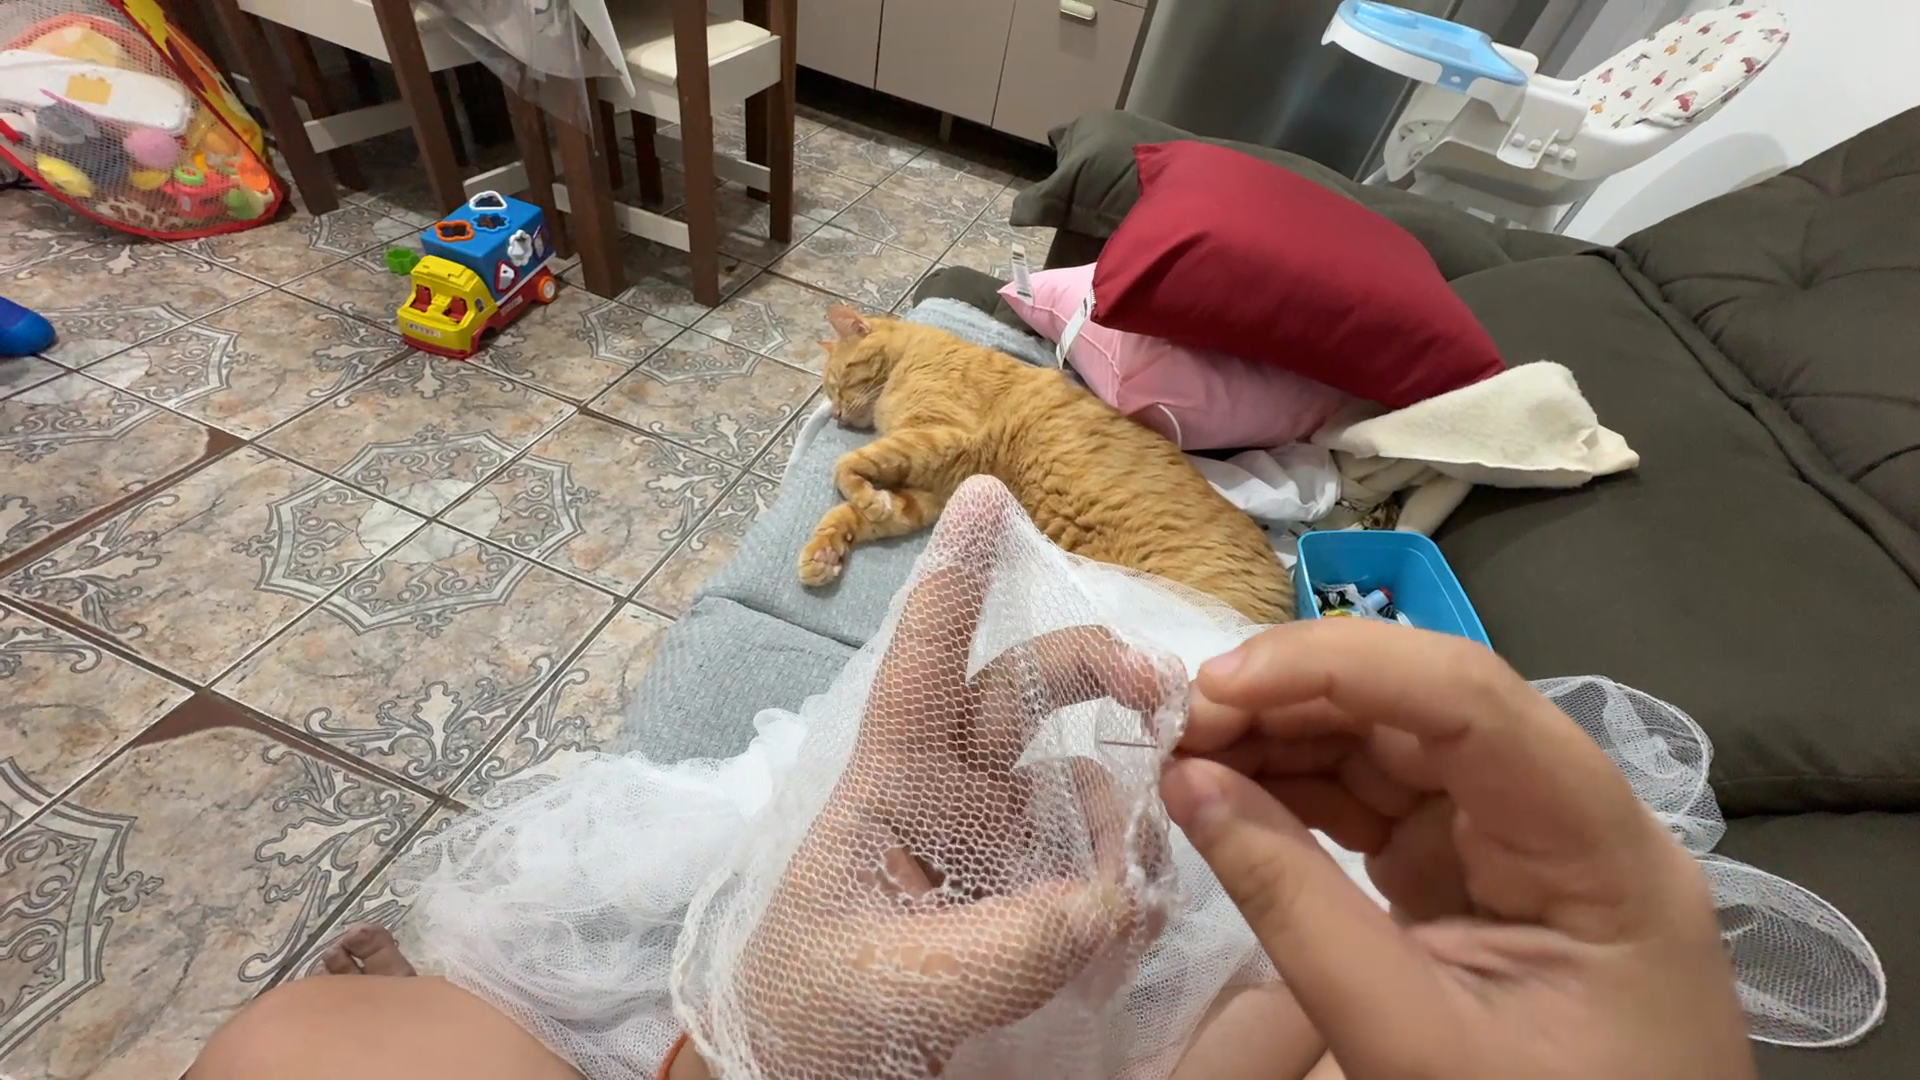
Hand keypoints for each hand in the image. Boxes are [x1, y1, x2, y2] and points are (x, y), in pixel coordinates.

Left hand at [729, 481, 1186, 1078]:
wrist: (814, 1070)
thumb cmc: (812, 1007)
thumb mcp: (894, 982)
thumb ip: (1010, 944)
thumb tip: (1119, 896)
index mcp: (891, 778)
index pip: (922, 658)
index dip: (955, 574)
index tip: (985, 495)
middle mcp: (949, 785)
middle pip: (1024, 688)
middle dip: (1089, 667)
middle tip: (1158, 688)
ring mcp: (996, 831)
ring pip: (1082, 777)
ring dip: (1122, 814)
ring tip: (1122, 897)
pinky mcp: (1030, 880)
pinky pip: (1098, 852)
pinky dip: (1123, 877)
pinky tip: (1116, 927)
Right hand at [1162, 619, 1754, 1079]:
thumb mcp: (1405, 1038)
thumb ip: (1288, 901)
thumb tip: (1181, 779)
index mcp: (1595, 848)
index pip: (1470, 699)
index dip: (1335, 665)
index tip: (1217, 685)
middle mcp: (1552, 806)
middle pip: (1410, 701)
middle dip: (1282, 695)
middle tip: (1178, 724)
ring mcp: (1496, 824)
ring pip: (1371, 730)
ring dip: (1270, 729)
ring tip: (1185, 753)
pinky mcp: (1448, 847)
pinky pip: (1355, 782)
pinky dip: (1281, 775)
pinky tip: (1224, 784)